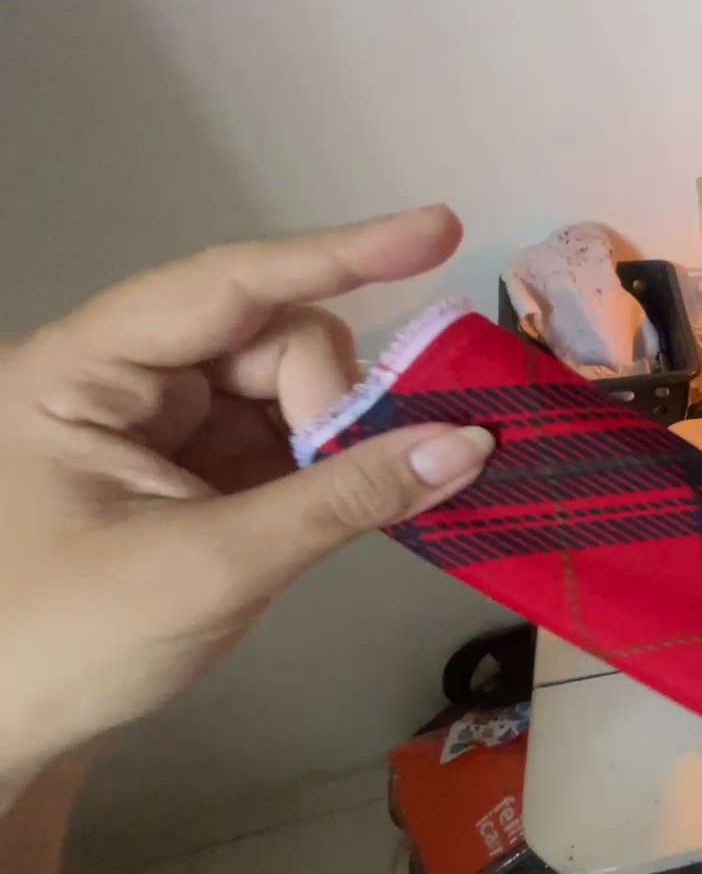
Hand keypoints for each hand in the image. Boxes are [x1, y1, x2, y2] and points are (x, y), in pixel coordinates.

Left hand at [0, 206, 493, 796]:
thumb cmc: (58, 642)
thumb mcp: (213, 564)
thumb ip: (348, 497)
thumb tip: (471, 444)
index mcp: (84, 379)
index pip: (229, 287)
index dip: (340, 254)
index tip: (440, 231)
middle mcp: (138, 386)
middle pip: (286, 343)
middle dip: (344, 399)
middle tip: (372, 469)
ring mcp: (186, 431)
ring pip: (313, 392)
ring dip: (360, 436)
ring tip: (371, 496)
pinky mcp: (227, 474)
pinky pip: (319, 441)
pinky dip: (362, 462)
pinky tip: (386, 489)